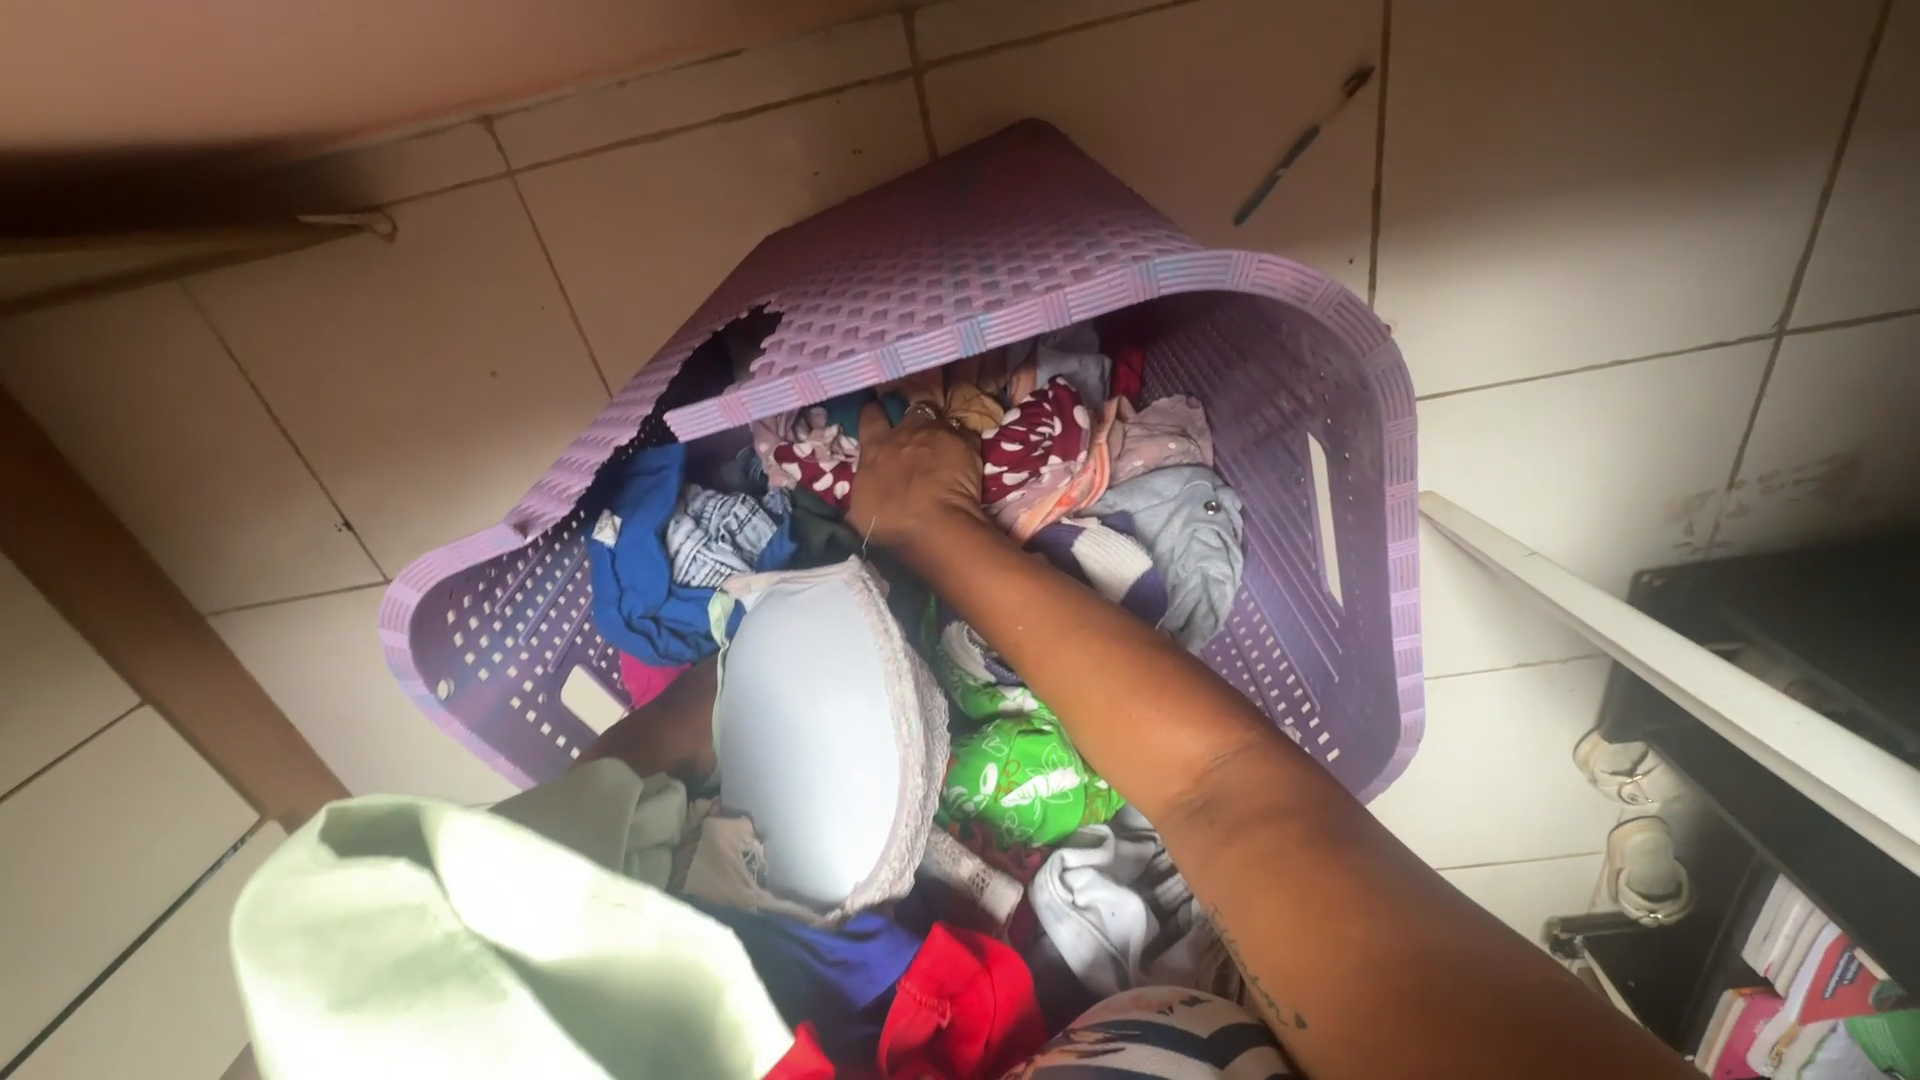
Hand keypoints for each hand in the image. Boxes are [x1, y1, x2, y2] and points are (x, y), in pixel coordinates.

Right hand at [847, 400, 987, 549]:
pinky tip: (966, 457)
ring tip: (944, 443)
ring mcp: (938, 434)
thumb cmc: (892, 521)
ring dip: (940, 428)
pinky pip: (966, 435)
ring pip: (940, 418)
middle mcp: (906, 432)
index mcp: (876, 447)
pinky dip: (964, 443)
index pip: (870, 415)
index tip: (875, 412)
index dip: (873, 412)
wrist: (935, 524)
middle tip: (916, 427)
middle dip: (913, 414)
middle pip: (910, 409)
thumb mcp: (861, 507)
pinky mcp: (966, 443)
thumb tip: (868, 483)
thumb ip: (866, 485)